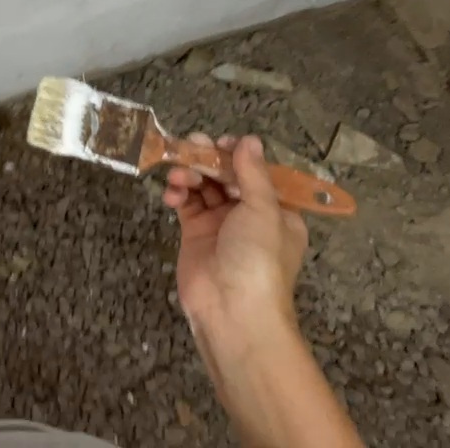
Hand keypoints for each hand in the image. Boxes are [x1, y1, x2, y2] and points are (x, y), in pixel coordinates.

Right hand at [163, 134, 308, 344]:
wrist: (232, 309)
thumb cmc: (258, 257)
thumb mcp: (263, 211)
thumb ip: (252, 173)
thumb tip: (250, 139)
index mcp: (276, 211)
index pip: (257, 172)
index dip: (239, 154)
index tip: (222, 143)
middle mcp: (249, 214)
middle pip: (226, 174)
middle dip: (208, 159)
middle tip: (190, 146)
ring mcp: (220, 223)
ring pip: (203, 185)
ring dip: (190, 174)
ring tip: (179, 174)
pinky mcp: (194, 231)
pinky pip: (185, 201)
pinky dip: (177, 193)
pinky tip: (172, 195)